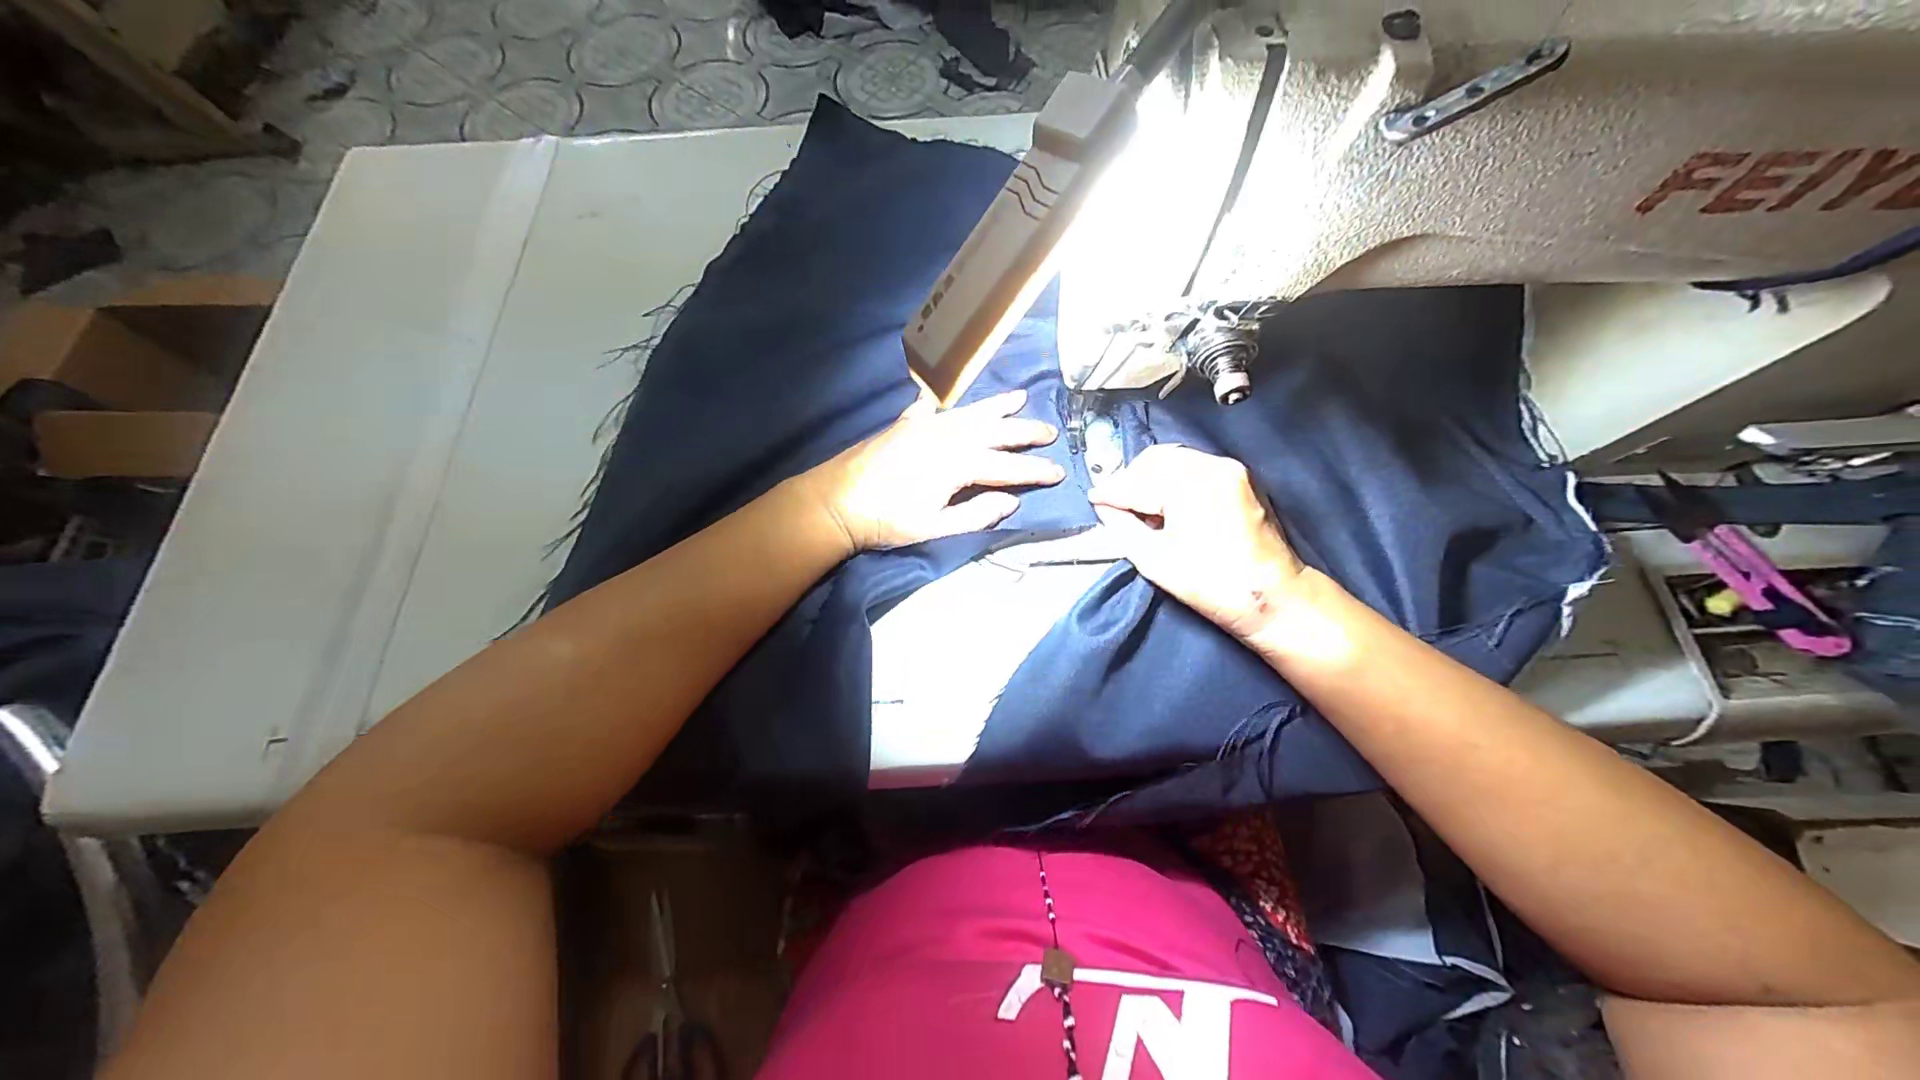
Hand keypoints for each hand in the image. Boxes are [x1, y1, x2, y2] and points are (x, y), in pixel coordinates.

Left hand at [805, 388, 1064, 551]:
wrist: (838, 500)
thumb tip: (1011, 501)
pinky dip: (948, 405)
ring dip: (996, 406)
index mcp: (958, 463)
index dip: (1034, 471)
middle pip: (995, 431)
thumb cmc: (888, 520)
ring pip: (970, 412)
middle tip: (1049, 431)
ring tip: (1018, 397)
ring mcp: (925, 425)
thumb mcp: (935, 527)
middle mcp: (947, 436)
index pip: (1007, 467)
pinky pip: (934, 408)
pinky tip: (949, 402)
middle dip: (1024, 431)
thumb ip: (975, 513)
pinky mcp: (905, 424)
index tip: (1058, 471)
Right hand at [1088, 444, 1313, 641]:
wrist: (1274, 596)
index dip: (1111, 491)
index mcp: (1190, 485)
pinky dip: (1173, 478)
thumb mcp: (1153, 560)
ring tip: (1142, 507)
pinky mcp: (1239, 477)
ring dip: (1152, 478)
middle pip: (1155, 460)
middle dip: (1131, 480)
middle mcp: (1211, 466)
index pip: (1137, 480)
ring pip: (1174, 459)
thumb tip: (1105, 507)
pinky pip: (1194, 466)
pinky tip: (1167, 504)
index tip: (1094, 499)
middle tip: (1116, 505)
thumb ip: (1122, 526)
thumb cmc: (1212, 584)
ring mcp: (1229, 469)